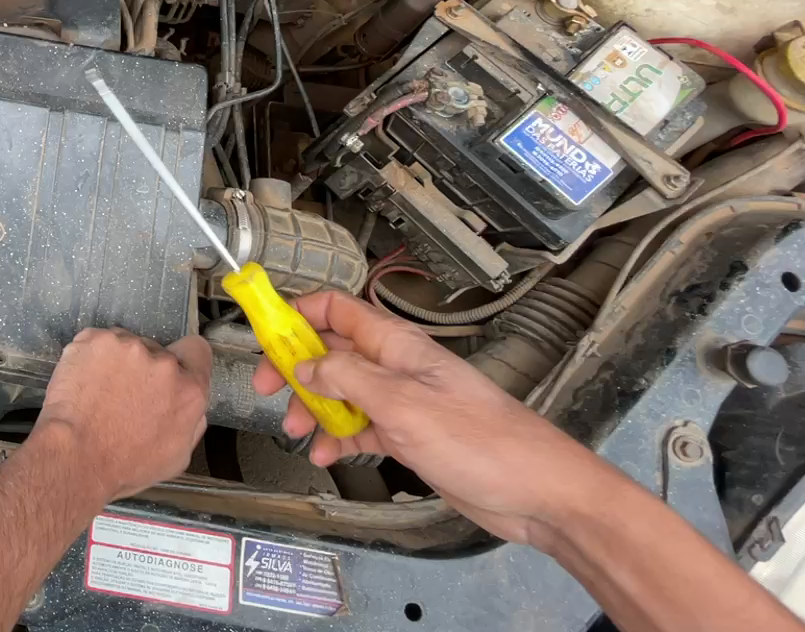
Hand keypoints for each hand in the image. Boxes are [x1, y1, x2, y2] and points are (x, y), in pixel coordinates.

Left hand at [30, 328, 211, 500]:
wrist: (76, 453)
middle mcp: (162, 362)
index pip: (196, 351)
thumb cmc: (124, 464)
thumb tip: (186, 399)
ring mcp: (128, 346)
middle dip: (144, 368)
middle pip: (156, 351)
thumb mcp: (176, 456)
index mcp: (188, 390)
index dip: (184, 359)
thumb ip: (190, 419)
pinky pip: (97, 341)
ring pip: (125, 344)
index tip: (172, 368)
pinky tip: (84, 380)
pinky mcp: (96, 339)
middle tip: (125, 394)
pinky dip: (91, 355)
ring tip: (99, 391)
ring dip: (117, 360)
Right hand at [251, 291, 614, 545]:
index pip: (333, 308)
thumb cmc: (480, 439)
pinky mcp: (407, 434)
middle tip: (267, 386)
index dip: (295, 312)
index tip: (263, 327)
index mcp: (393, 344)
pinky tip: (326, 454)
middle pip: (327, 351)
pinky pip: (358, 425)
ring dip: (313, 407)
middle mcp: (392, 365)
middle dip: (294, 366)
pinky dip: (337, 437)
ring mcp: (399, 399)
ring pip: (338, 391)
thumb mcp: (401, 402)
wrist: (542, 496)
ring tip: (298, 430)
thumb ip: (345, 377)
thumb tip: (305, 366)